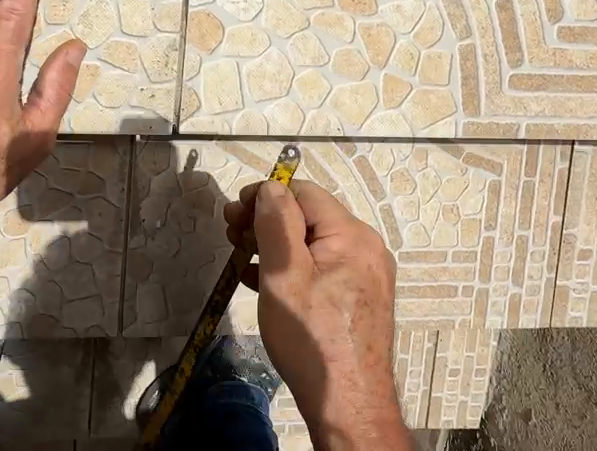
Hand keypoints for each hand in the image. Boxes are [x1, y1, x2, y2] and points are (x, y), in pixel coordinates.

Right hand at [225, 180, 404, 447]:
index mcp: (352, 235)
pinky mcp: (356, 299)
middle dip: (266, 220)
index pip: (304, 193)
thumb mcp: (284, 275)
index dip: (265, 196)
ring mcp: (363, 275)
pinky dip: (289, 267)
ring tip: (241, 257)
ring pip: (310, 243)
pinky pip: (319, 267)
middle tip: (232, 234)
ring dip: (273, 243)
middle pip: (307, 216)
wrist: (347, 408)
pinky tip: (260, 281)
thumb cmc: (311, 339)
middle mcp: (364, 248)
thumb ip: (276, 223)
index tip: (234, 213)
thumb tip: (270, 187)